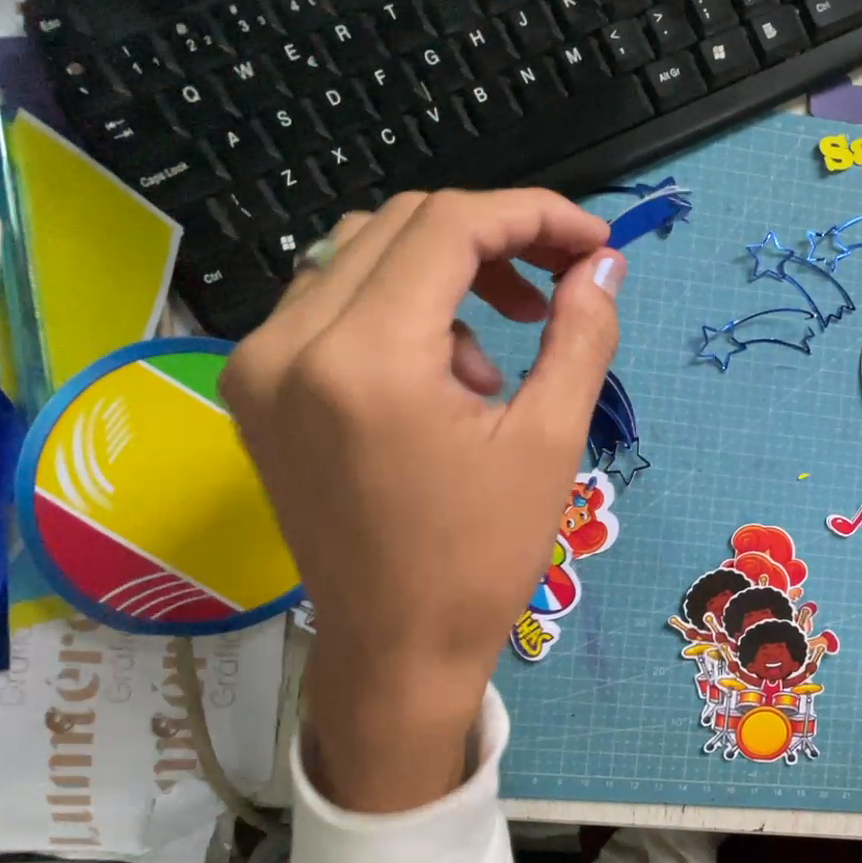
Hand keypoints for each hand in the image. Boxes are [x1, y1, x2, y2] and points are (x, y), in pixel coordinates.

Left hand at [221, 190, 622, 812]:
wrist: (397, 646)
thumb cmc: (484, 553)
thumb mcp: (551, 440)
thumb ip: (581, 335)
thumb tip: (604, 266)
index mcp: (367, 356)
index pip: (449, 226)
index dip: (534, 216)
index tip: (595, 243)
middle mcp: (290, 340)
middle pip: (402, 225)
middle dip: (497, 238)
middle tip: (563, 280)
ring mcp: (260, 363)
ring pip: (363, 255)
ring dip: (451, 274)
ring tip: (506, 349)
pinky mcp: (257, 387)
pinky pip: (334, 302)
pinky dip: (405, 310)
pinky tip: (448, 378)